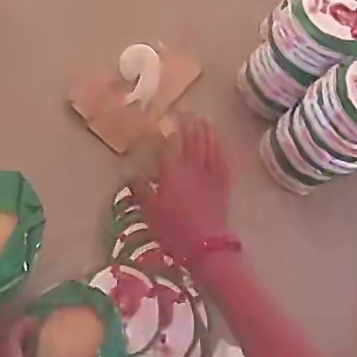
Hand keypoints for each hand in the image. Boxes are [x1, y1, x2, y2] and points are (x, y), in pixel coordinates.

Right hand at [130, 117, 233, 265]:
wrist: (205, 245)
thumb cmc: (173, 229)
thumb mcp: (150, 211)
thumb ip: (141, 190)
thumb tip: (133, 174)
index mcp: (172, 171)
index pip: (170, 144)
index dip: (169, 130)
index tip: (166, 118)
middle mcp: (191, 166)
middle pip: (191, 139)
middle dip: (188, 124)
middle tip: (186, 111)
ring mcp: (209, 173)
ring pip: (208, 145)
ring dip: (205, 131)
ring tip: (202, 119)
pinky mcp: (222, 183)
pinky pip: (221, 159)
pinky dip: (219, 147)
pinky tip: (218, 140)